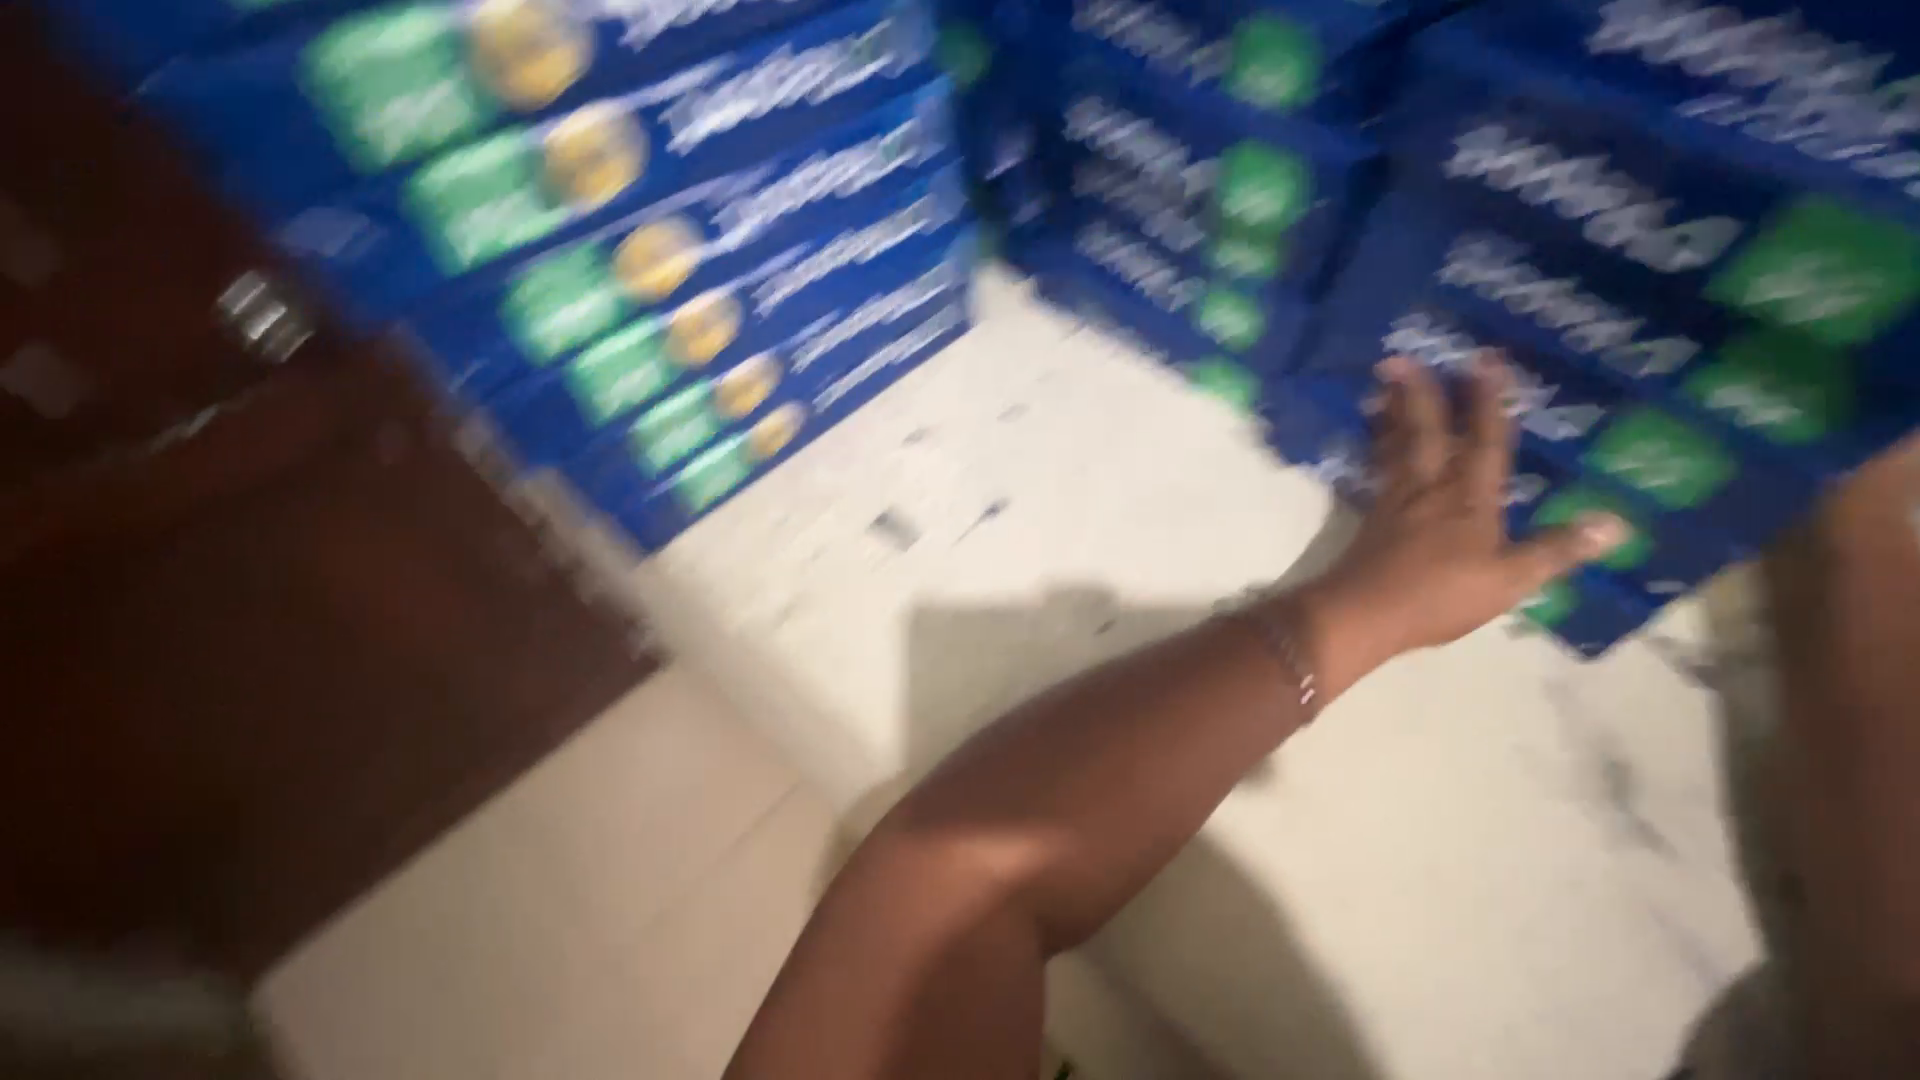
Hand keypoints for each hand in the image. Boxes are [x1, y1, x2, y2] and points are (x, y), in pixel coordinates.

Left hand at [1289, 352, 1629, 695]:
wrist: (1362, 613)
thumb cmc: (1438, 597)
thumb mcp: (1509, 581)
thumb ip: (1556, 550)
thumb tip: (1617, 522)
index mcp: (1469, 500)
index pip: (1485, 441)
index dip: (1488, 400)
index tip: (1485, 359)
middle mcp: (1429, 489)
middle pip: (1425, 432)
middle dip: (1418, 394)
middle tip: (1397, 357)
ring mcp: (1394, 502)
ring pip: (1395, 447)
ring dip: (1390, 415)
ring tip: (1379, 387)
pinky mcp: (1371, 519)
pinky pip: (1377, 471)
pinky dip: (1375, 450)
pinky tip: (1372, 443)